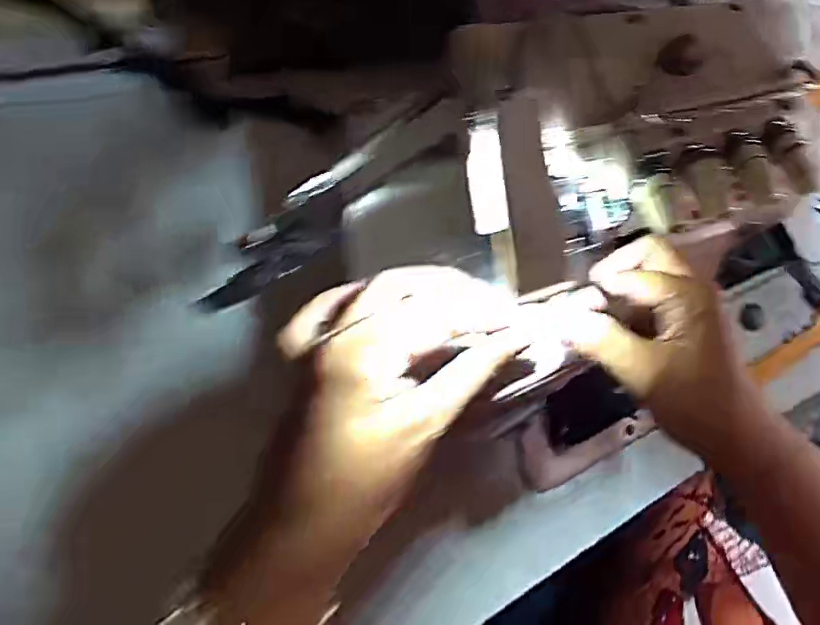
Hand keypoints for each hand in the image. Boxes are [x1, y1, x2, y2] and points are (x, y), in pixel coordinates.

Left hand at [204, 267, 526, 624]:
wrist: (297, 533)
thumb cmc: (367, 482)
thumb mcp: (429, 421)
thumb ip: (476, 368)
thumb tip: (522, 332)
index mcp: (363, 349)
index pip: (438, 312)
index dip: (485, 313)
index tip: (520, 320)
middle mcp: (336, 334)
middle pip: (406, 286)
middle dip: (457, 291)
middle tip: (496, 308)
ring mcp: (315, 344)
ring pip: (375, 290)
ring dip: (421, 287)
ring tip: (461, 299)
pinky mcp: (305, 359)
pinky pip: (328, 309)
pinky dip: (362, 297)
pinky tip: (386, 301)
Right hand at [562, 237, 774, 465]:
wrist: (736, 430)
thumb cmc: (694, 401)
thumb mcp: (643, 373)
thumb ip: (604, 341)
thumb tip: (565, 317)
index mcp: (687, 291)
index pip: (633, 272)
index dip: (597, 287)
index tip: (565, 311)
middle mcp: (694, 285)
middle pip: (651, 254)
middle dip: (616, 269)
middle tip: (587, 300)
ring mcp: (696, 301)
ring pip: (655, 274)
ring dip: (625, 287)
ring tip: (596, 318)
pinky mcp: (692, 318)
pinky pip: (660, 296)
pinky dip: (636, 305)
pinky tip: (616, 332)